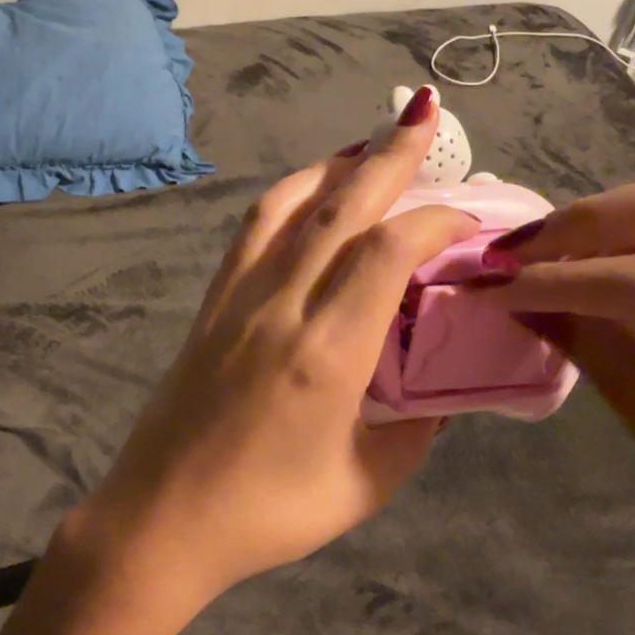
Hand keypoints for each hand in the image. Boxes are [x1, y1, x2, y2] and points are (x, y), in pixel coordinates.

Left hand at [62, 87, 479, 608]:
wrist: (161, 518)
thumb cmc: (266, 514)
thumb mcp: (365, 483)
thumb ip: (415, 429)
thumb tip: (440, 384)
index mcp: (325, 353)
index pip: (386, 253)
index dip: (436, 221)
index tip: (473, 221)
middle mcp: (278, 308)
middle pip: (338, 210)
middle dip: (388, 157)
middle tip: (427, 116)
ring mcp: (235, 300)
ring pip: (287, 208)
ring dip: (332, 167)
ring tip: (369, 147)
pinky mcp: (209, 306)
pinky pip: (251, 233)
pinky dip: (288, 199)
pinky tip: (308, 196)